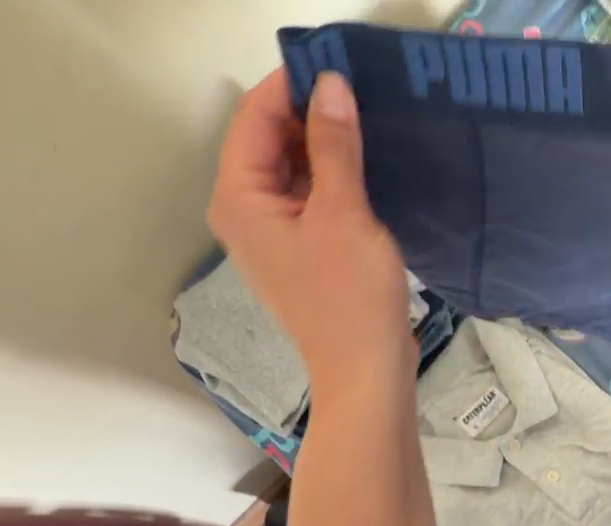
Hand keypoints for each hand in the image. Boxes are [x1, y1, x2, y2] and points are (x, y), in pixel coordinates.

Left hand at [207, 70, 413, 396]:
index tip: (338, 67)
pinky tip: (369, 175)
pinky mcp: (302, 256)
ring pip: (294, 174)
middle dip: (311, 117)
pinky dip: (335, 184)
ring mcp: (273, 237)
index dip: (293, 86)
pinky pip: (311, 203)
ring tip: (372, 130)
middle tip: (363, 98)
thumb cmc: (351, 298)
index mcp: (238, 197)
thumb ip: (334, 146)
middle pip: (270, 144)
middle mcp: (244, 211)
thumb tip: (331, 85)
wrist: (366, 373)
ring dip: (327, 151)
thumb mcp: (345, 214)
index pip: (255, 118)